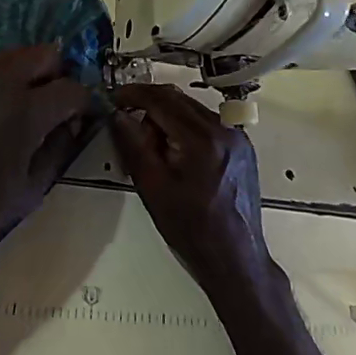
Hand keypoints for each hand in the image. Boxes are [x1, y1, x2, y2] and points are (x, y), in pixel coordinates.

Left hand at [0, 44, 92, 264]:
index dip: (86, 103)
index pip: (74, 88)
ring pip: (17, 54)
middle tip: (58, 108)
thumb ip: (59, 148)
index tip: (86, 119)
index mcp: (27, 108)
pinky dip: (4, 77)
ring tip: (28, 108)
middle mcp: (2, 80)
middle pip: (47, 54)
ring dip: (31, 73)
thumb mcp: (32, 189)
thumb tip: (71, 125)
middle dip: (60, 76)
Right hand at [111, 84, 273, 290]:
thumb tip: (118, 114)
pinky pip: (207, 123)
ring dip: (167, 117)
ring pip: (192, 109)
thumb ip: (133, 145)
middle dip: (149, 106)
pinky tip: (175, 151)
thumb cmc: (190, 229)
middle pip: (178, 100)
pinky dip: (185, 127)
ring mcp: (237, 137)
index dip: (133, 94)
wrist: (235, 259)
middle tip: (127, 124)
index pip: (162, 100)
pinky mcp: (242, 147)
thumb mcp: (152, 187)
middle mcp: (224, 130)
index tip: (113, 97)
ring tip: (151, 146)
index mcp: (203, 139)